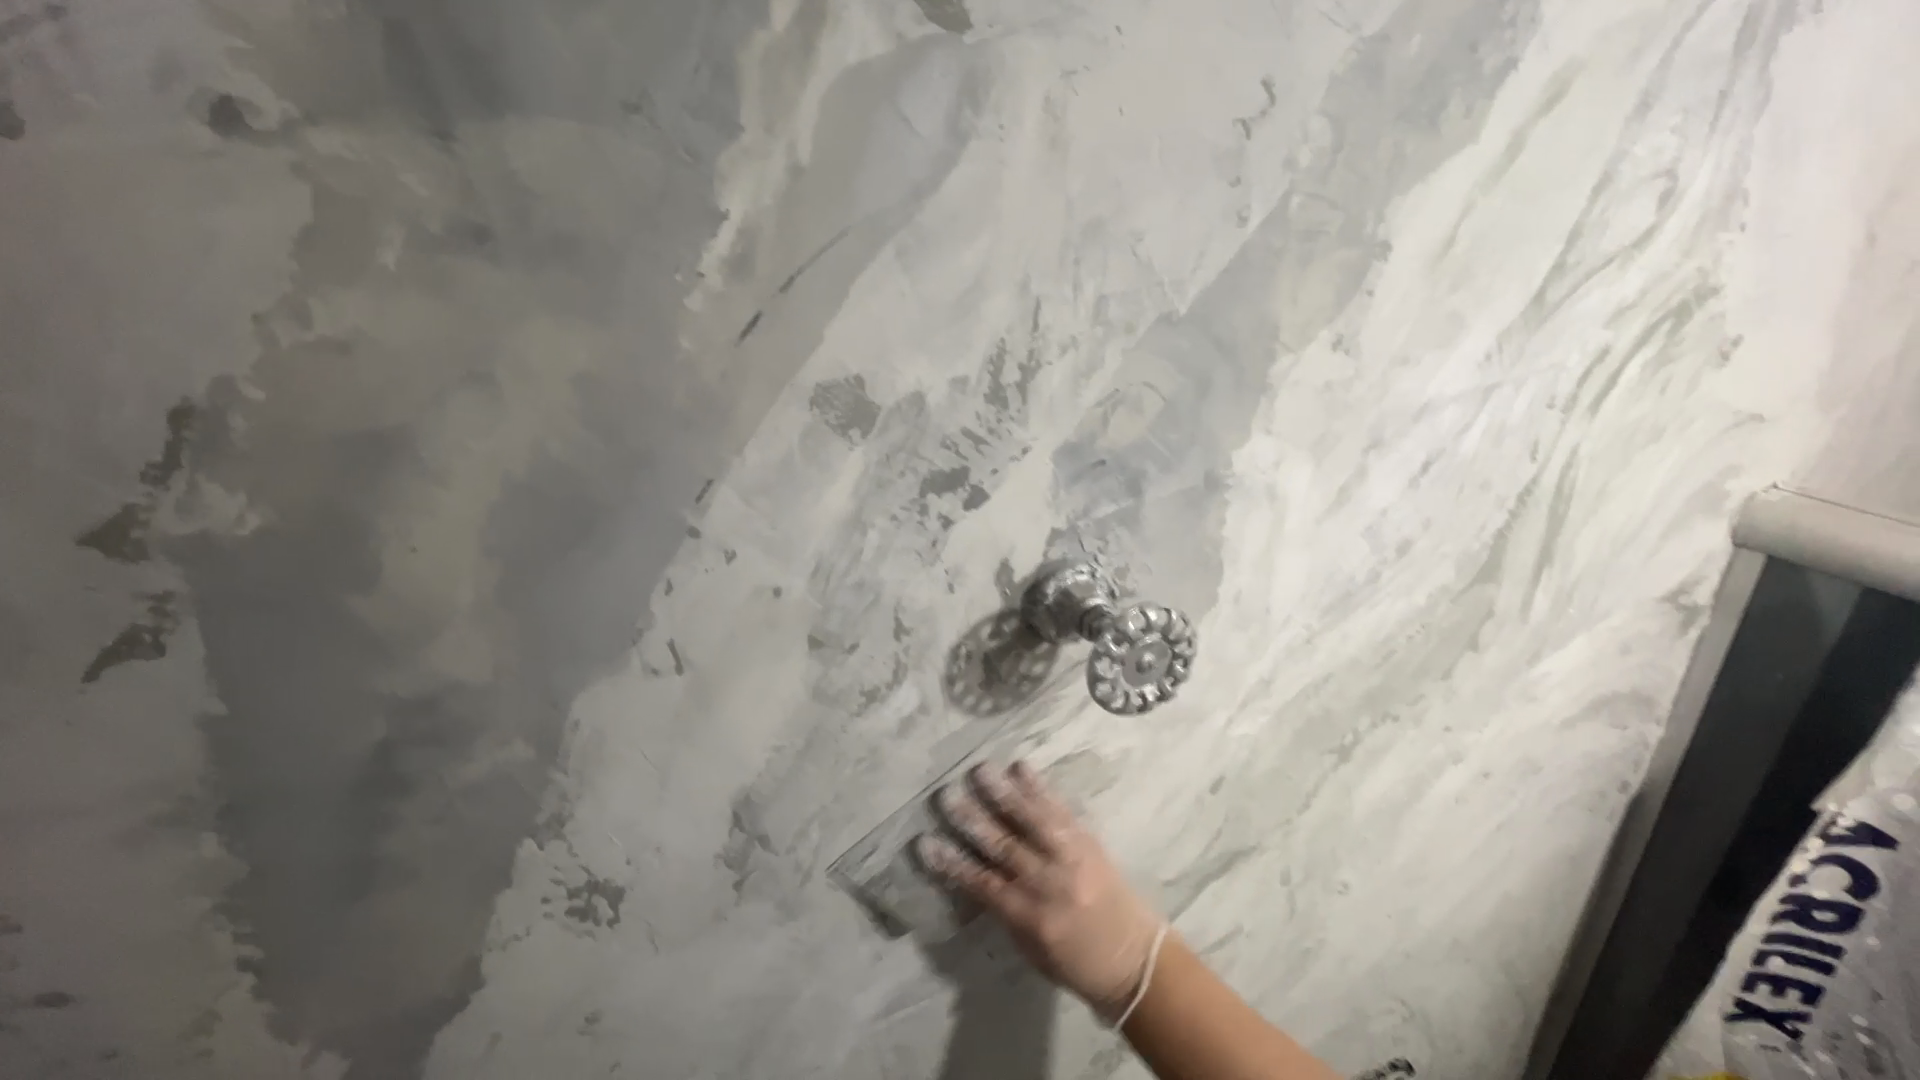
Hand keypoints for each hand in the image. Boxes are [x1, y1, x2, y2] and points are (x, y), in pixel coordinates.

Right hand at [917, 761, 1164, 1018]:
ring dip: (1005, 793)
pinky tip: (1021, 768)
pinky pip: (1062, 812)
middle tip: (946, 796)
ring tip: (981, 769)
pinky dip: (1040, 789)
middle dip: (973, 820)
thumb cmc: (1078, 964)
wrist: (1138, 959)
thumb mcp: (1033, 950)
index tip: (925, 842)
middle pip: (1006, 847)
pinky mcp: (1090, 842)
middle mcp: (1052, 883)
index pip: (984, 884)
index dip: (953, 863)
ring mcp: (1073, 859)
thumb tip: (977, 877)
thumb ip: (1006, 912)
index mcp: (1033, 917)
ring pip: (1034, 821)